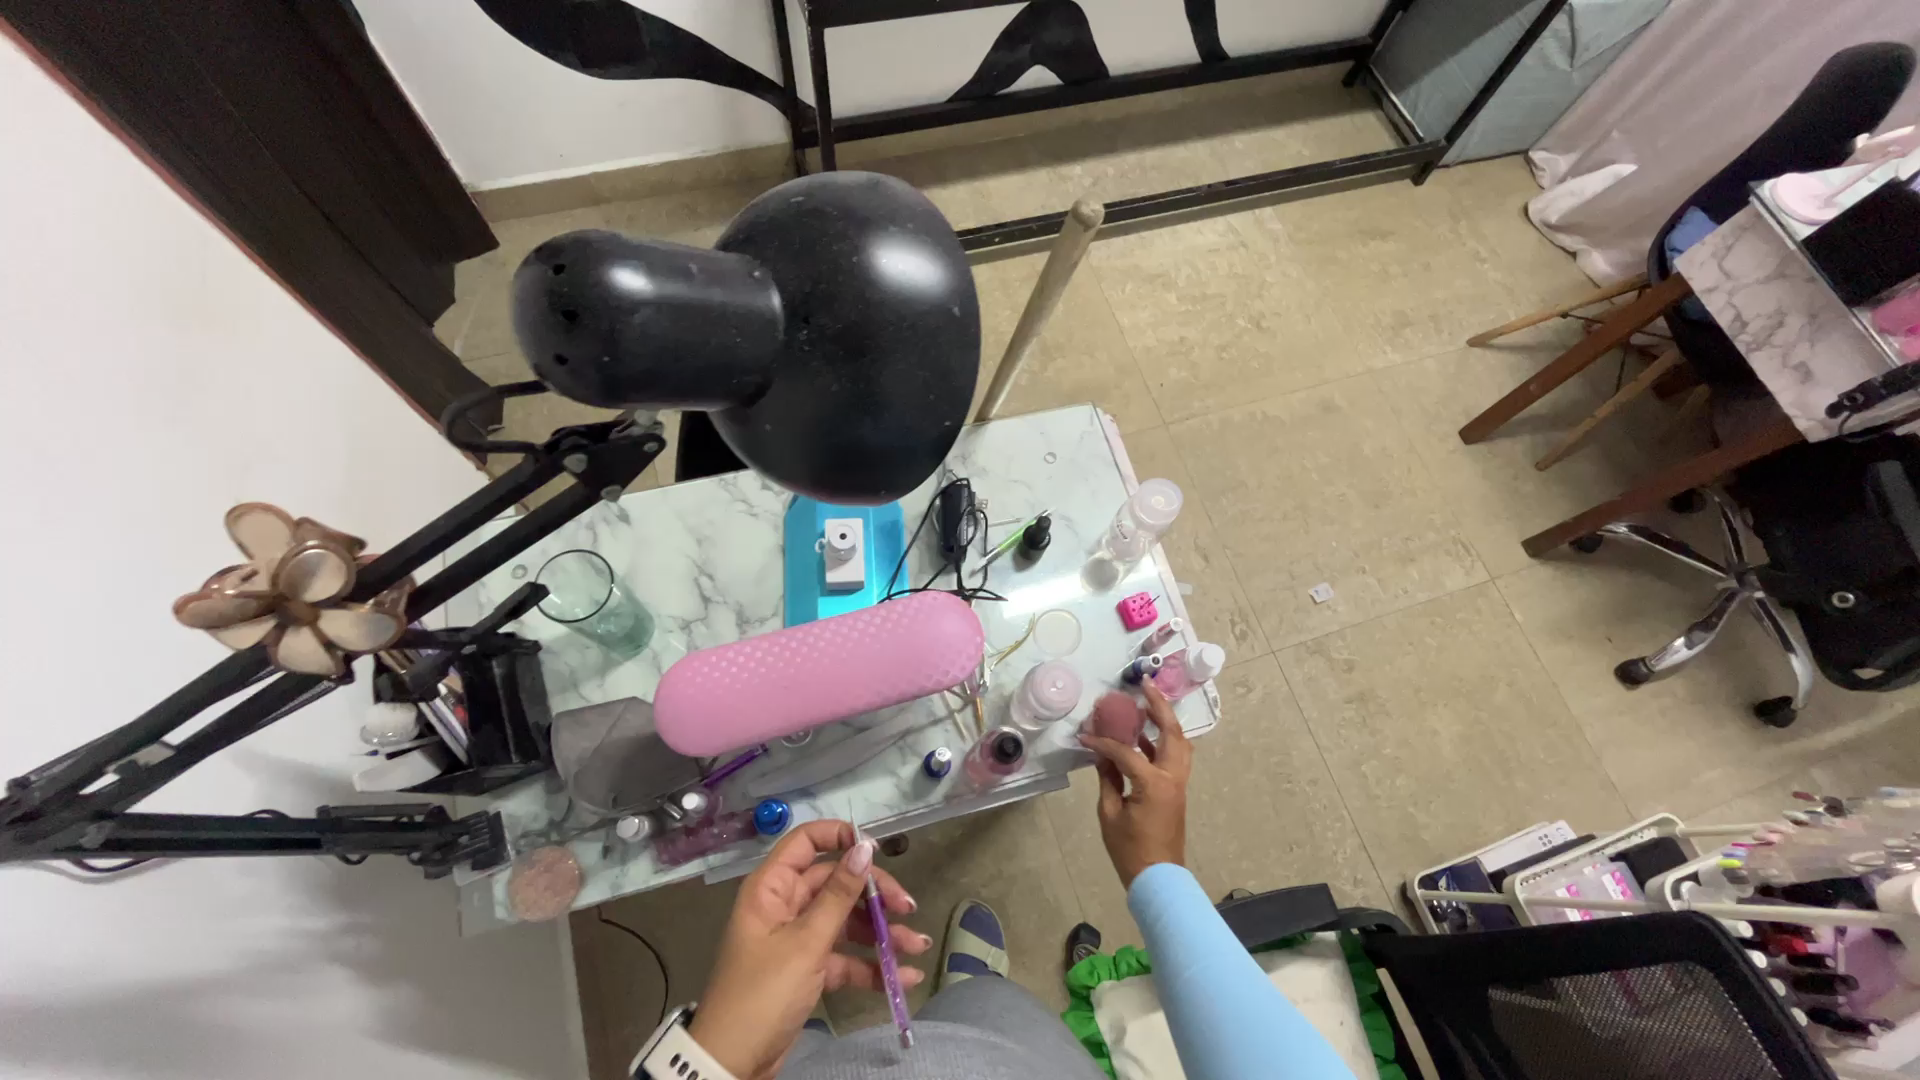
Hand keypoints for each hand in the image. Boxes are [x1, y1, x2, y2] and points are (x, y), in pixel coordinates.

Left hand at [689, 821, 928, 1079]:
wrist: (731, 1065)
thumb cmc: (762, 994)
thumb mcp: (805, 942)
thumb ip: (839, 894)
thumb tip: (865, 846)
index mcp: (773, 887)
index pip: (806, 841)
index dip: (840, 837)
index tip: (875, 850)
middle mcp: (785, 904)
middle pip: (836, 882)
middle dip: (875, 895)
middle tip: (907, 908)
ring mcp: (798, 938)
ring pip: (846, 921)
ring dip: (881, 933)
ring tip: (916, 946)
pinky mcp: (808, 969)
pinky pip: (845, 957)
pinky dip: (871, 966)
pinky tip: (902, 978)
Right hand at [1078, 681, 1191, 886]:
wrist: (1158, 879)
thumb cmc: (1130, 850)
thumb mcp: (1109, 813)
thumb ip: (1107, 779)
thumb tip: (1100, 755)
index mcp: (1154, 783)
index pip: (1126, 751)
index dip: (1103, 742)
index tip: (1084, 735)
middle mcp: (1172, 777)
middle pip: (1172, 732)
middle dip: (1160, 706)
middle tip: (1145, 685)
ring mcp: (1178, 783)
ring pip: (1179, 743)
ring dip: (1165, 721)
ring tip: (1147, 703)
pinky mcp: (1176, 790)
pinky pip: (1173, 757)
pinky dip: (1161, 741)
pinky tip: (1141, 736)